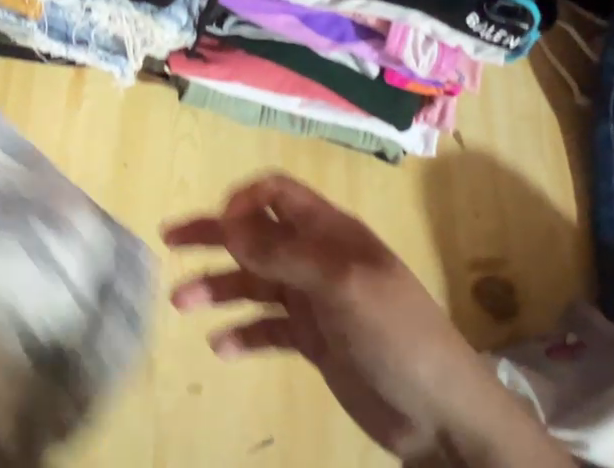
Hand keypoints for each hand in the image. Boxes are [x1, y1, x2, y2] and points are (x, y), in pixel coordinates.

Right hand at [163, 175, 497, 460]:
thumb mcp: (340, 283)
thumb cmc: (396, 335)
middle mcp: (317, 259)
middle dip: (212, 237)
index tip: (220, 224)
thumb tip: (227, 224)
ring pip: (252, 283)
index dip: (245, 201)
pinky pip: (265, 328)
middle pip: (254, 235)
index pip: (277, 194)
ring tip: (181, 304)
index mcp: (330, 233)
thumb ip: (281, 250)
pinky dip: (241, 333)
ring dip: (216, 288)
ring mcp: (314, 301)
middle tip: (169, 242)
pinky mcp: (313, 341)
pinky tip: (221, 348)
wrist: (444, 417)